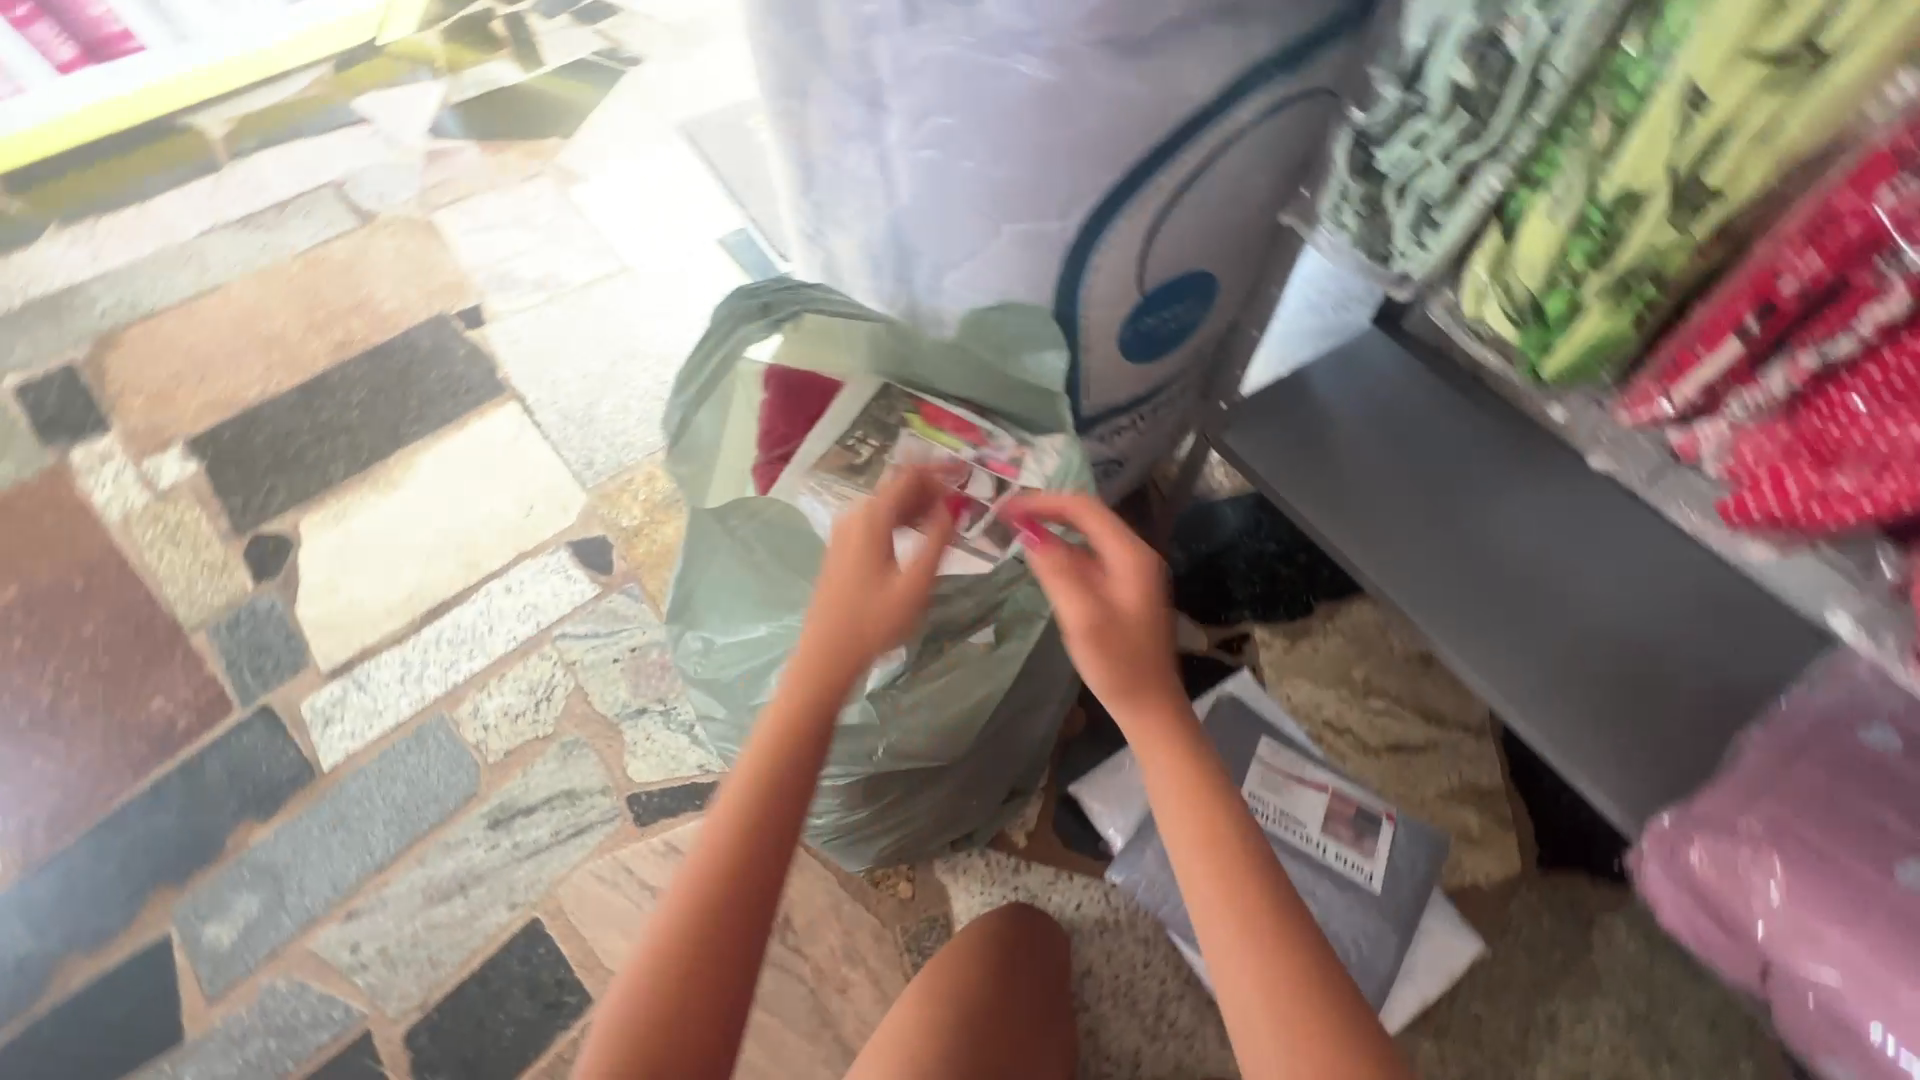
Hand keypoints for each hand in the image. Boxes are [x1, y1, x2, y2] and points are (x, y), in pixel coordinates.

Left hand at [795, 466, 959, 685]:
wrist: (827, 655)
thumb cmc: (875, 622)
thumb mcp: (916, 583)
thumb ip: (938, 539)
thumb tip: (954, 505)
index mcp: (872, 517)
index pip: (909, 475)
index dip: (939, 470)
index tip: (966, 473)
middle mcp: (855, 516)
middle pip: (896, 487)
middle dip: (930, 488)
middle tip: (962, 500)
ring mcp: (844, 532)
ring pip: (886, 505)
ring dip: (917, 506)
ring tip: (947, 519)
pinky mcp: (842, 548)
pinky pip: (876, 521)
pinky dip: (901, 521)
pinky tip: (917, 537)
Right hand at [1002, 493, 1187, 727]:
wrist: (1150, 706)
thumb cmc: (1118, 665)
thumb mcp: (1083, 619)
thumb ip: (1056, 572)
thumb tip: (1029, 535)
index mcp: (1130, 555)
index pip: (1084, 508)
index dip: (1044, 501)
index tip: (1006, 507)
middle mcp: (1134, 555)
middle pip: (1087, 517)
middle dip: (1046, 511)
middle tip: (1006, 516)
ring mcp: (1130, 573)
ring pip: (1086, 538)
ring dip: (1052, 531)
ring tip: (1015, 531)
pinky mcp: (1122, 590)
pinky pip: (1088, 559)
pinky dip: (1062, 553)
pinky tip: (1040, 560)